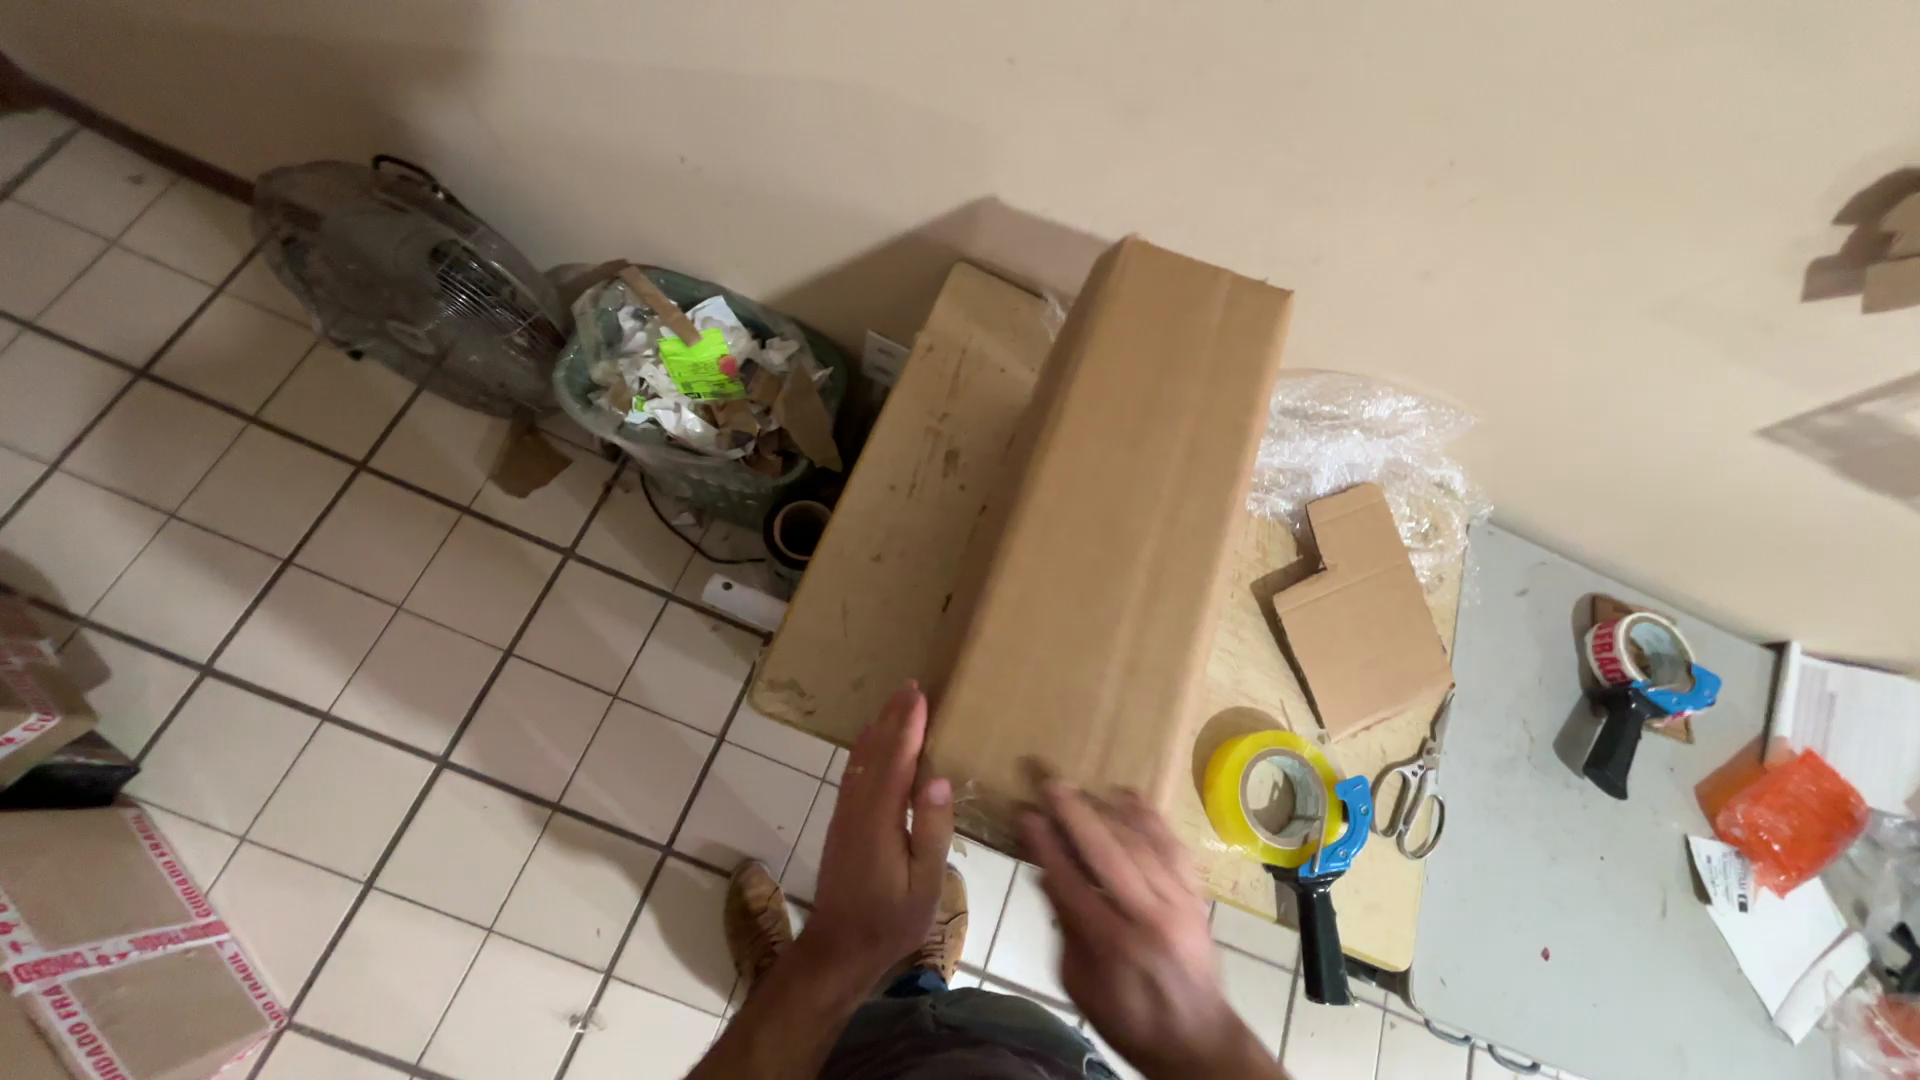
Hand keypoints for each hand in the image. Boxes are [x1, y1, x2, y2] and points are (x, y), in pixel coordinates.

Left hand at [802, 683, 954, 983]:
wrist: (838, 949)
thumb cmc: (890, 920)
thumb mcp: (924, 885)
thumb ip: (932, 832)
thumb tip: (939, 780)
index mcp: (880, 819)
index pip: (896, 760)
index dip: (908, 725)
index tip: (920, 694)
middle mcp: (858, 807)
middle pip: (875, 751)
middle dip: (892, 717)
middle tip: (910, 685)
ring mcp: (846, 814)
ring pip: (861, 759)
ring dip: (879, 728)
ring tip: (895, 704)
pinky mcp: (842, 823)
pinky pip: (854, 772)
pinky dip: (866, 748)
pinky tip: (871, 743)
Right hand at [1020, 784, 1280, 1079]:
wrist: (1198, 1040)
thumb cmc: (1128, 1018)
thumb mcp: (1079, 984)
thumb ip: (1065, 927)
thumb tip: (1045, 873)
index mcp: (1113, 945)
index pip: (1070, 882)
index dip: (1045, 845)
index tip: (1025, 814)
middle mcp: (1148, 916)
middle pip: (1107, 851)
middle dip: (1075, 813)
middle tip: (1049, 783)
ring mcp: (1177, 902)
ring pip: (1140, 841)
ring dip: (1107, 808)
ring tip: (1081, 787)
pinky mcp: (1195, 895)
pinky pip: (1173, 845)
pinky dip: (1150, 816)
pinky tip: (1129, 795)